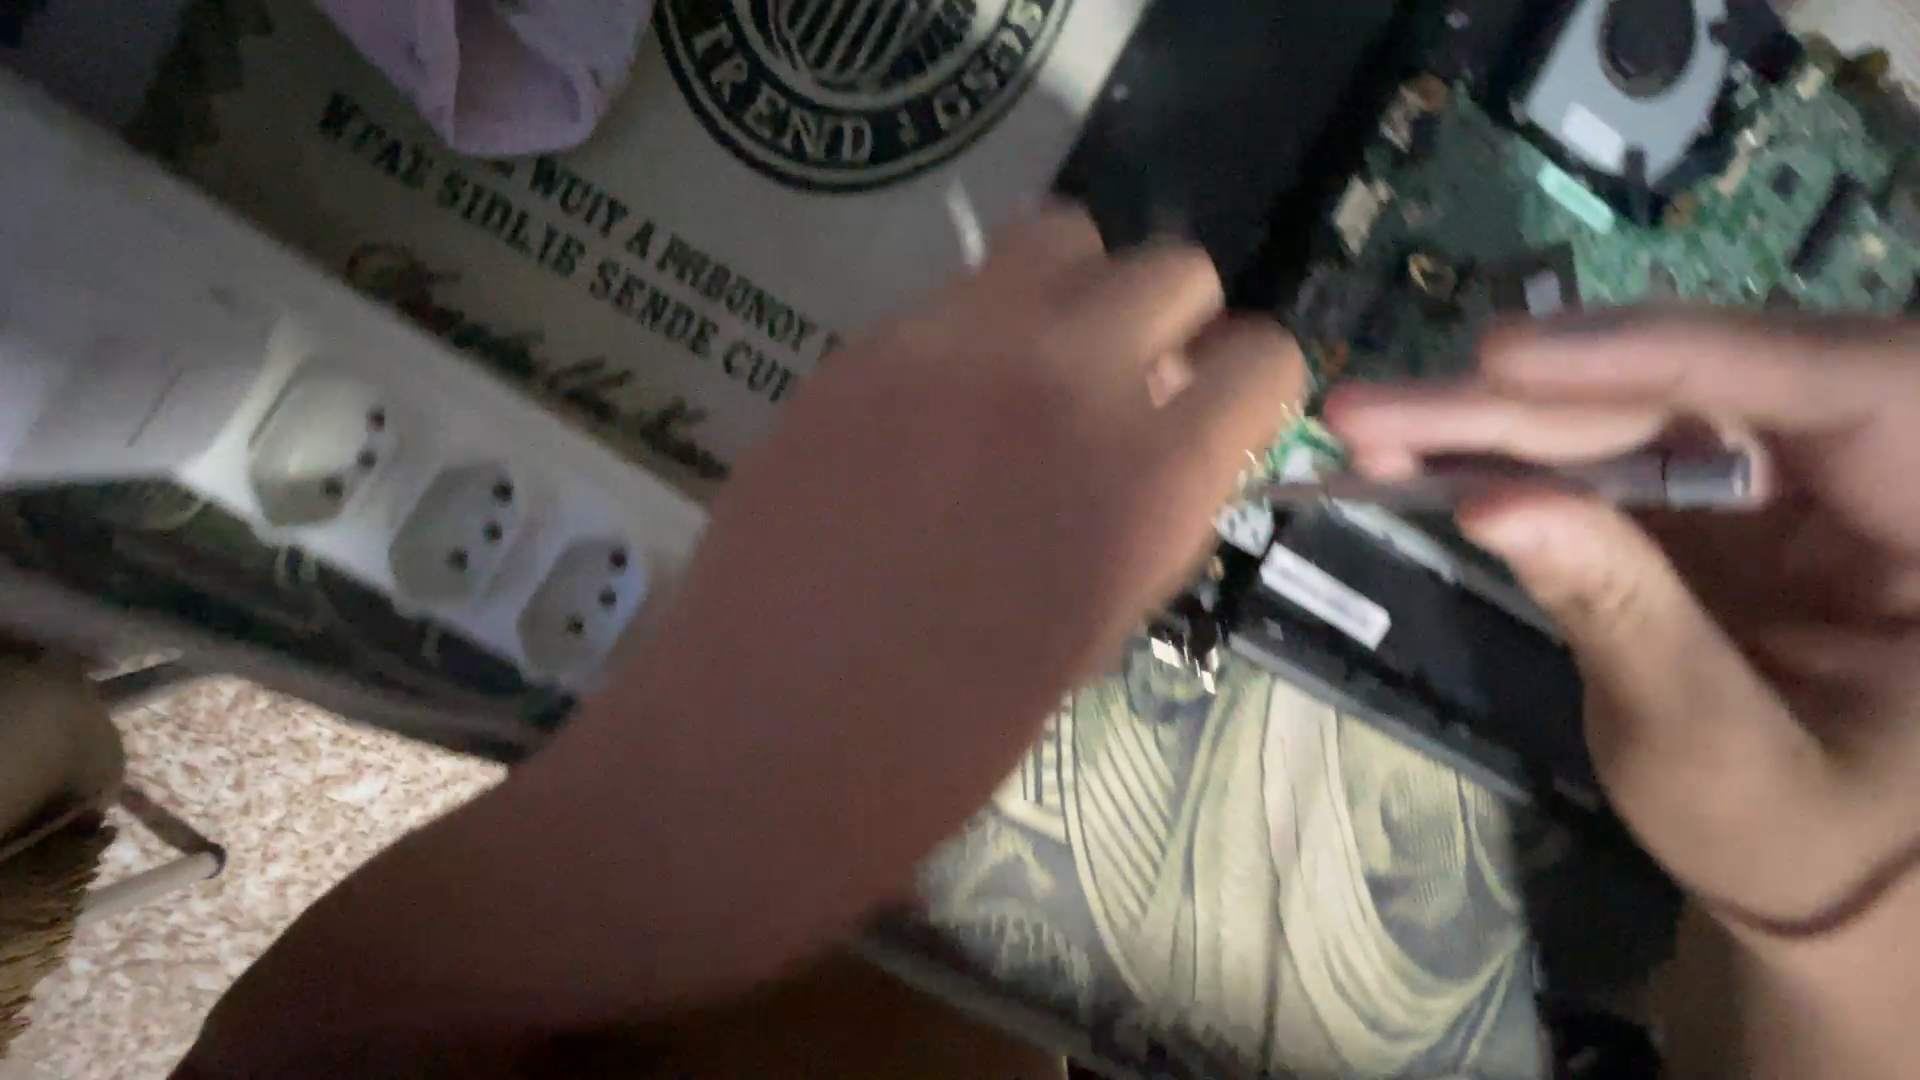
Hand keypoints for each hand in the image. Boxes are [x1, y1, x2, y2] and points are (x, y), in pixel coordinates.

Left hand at [557, 206, 1302, 985]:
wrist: (765, 740)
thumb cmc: (949, 734)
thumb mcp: (1097, 626)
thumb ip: (1148, 509)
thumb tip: (1161, 436)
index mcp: (1148, 477)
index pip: (1264, 358)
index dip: (1251, 389)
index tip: (1218, 416)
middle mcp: (1062, 379)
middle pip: (1172, 267)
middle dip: (1170, 326)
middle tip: (1125, 392)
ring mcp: (945, 346)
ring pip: (1059, 236)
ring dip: (1076, 295)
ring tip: (1038, 371)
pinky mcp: (854, 350)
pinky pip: (952, 296)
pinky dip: (976, 330)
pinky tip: (935, 409)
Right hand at [1322, 313, 1919, 934]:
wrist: (1828, 875)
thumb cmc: (1805, 841)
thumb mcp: (1707, 747)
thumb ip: (1615, 612)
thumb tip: (1487, 505)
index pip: (1843, 387)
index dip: (1664, 357)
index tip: (1502, 358)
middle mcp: (1889, 478)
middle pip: (1694, 394)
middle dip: (1519, 403)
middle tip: (1371, 411)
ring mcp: (1792, 488)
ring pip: (1631, 413)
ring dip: (1490, 423)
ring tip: (1370, 427)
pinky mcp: (1714, 506)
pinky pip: (1602, 458)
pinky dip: (1502, 459)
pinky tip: (1418, 456)